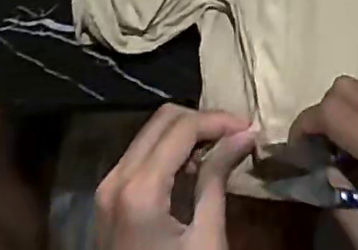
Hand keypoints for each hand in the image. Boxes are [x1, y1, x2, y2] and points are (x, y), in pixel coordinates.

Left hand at [94, 104, 257, 249]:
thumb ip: (218, 178)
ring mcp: (107, 189)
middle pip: (164, 119)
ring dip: (186, 133)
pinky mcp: (108, 201)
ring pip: (151, 133)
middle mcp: (116, 178)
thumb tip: (245, 134)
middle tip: (236, 134)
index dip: (219, 120)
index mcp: (139, 188)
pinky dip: (170, 151)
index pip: (183, 127)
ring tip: (221, 148)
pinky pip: (141, 155)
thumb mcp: (205, 239)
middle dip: (203, 121)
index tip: (250, 128)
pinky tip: (195, 167)